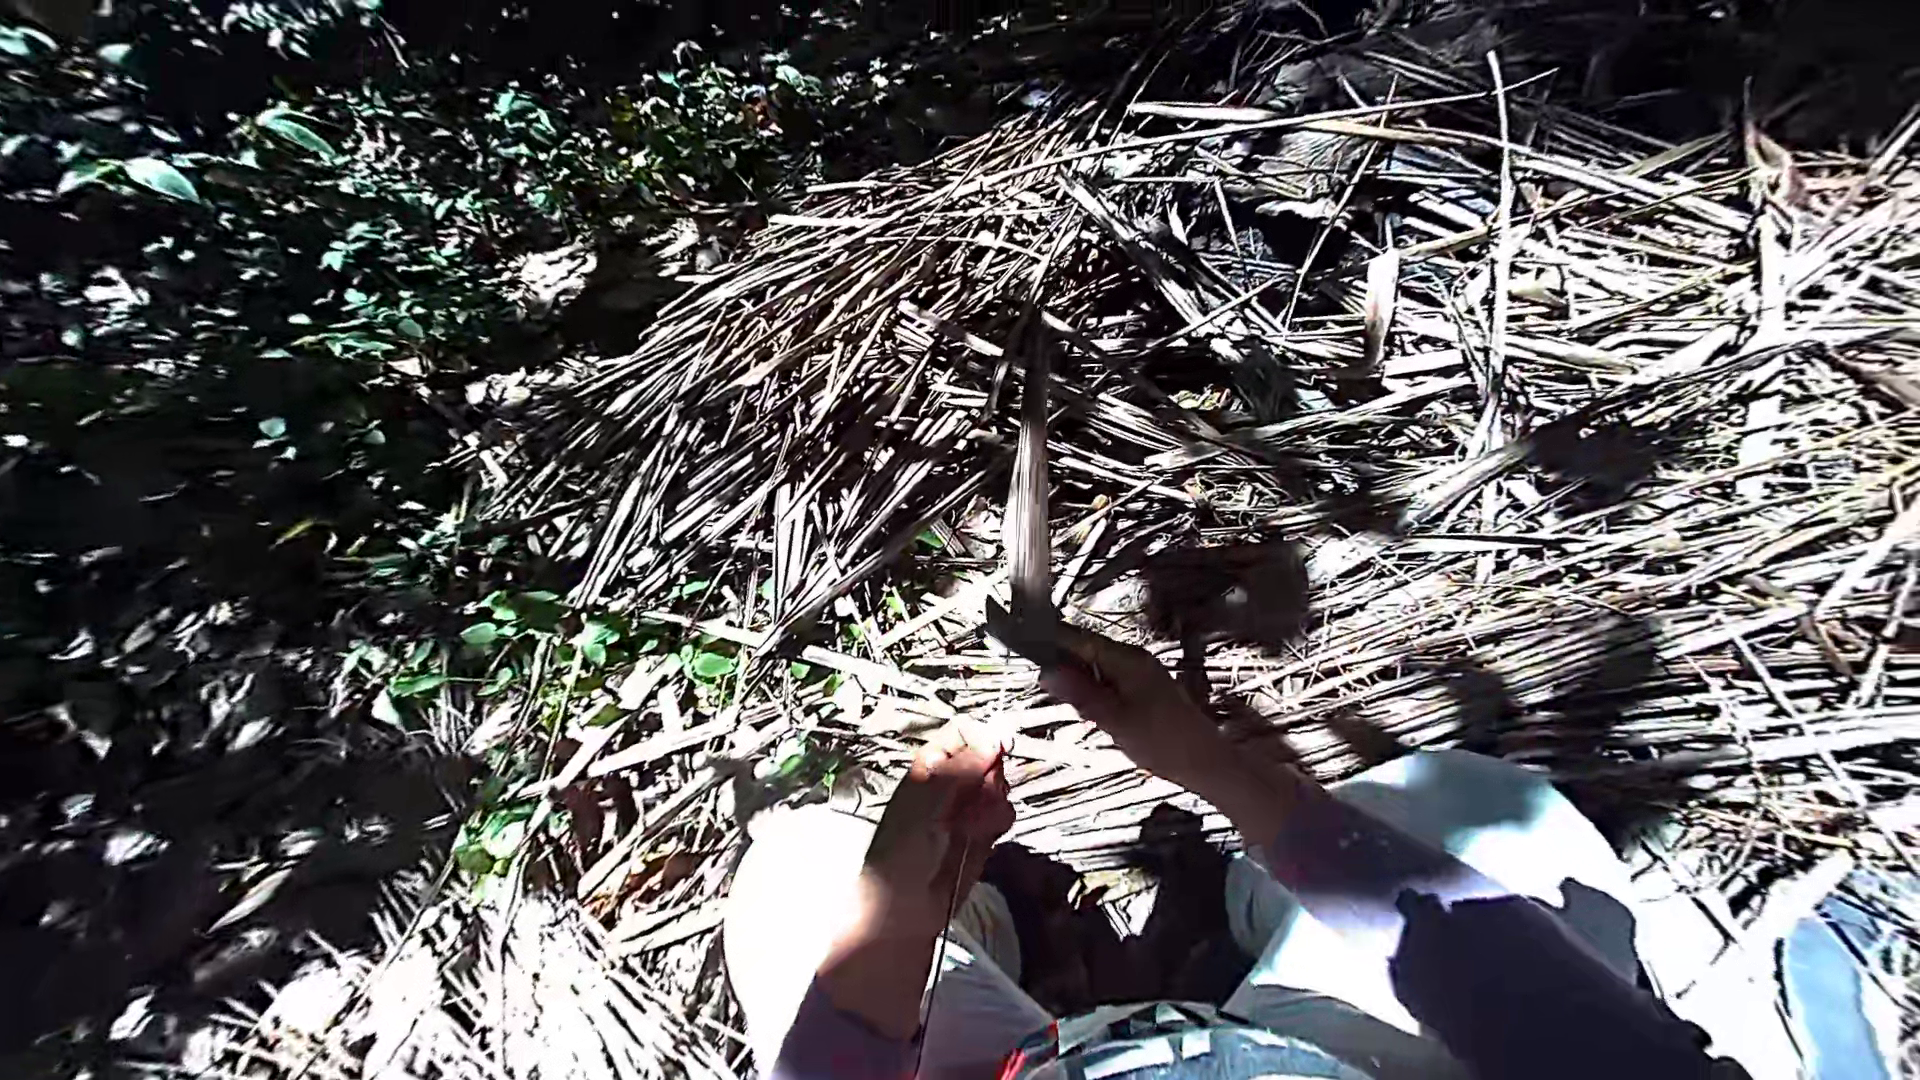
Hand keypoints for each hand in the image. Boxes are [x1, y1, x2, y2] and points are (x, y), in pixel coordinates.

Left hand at [815, 721, 1012, 1038]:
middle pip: (990, 755)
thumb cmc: (902, 849)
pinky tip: (981, 836)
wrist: (904, 909)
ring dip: (993, 801)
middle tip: (980, 794)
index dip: (983, 736)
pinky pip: (1003, 813)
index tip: (1000, 748)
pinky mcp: (983, 831)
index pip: (964, 731)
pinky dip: (997, 821)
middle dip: (991, 773)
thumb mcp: (928, 802)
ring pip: (1000, 785)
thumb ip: (963, 769)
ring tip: (972, 823)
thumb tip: (994, 738)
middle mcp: (952, 779)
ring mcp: (968, 805)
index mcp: (931, 764)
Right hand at [1039, 624, 1235, 791]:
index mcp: (1127, 659)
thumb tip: (1046, 671)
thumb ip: (1080, 693)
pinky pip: (1110, 679)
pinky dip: (1094, 689)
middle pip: (1088, 650)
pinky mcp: (1145, 689)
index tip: (1026, 644)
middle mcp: (1134, 659)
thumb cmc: (1162, 742)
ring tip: (1063, 698)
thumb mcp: (1114, 720)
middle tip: (1043, 683)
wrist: (1208, 764)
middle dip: (1064, 664)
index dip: (1053, 640)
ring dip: (1079, 679)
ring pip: (1097, 666)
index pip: (1081, 639)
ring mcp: (1141, 672)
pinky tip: (1089, 709)